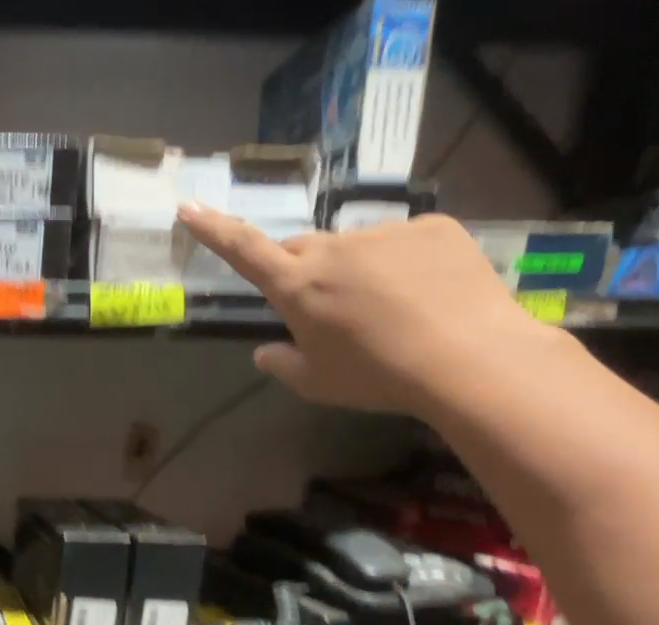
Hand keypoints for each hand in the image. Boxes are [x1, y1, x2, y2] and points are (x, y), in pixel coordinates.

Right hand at [177, 204, 548, 415]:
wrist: (468, 358)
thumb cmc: (378, 377)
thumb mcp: (317, 383)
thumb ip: (282, 364)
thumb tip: (265, 352)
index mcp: (297, 287)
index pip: (243, 250)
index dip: (213, 229)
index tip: (189, 207)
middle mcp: (334, 249)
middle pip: (303, 250)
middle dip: (303, 271)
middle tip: (326, 310)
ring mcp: (385, 233)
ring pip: (355, 247)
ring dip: (358, 269)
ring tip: (390, 310)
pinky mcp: (432, 227)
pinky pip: (404, 241)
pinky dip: (404, 262)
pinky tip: (425, 295)